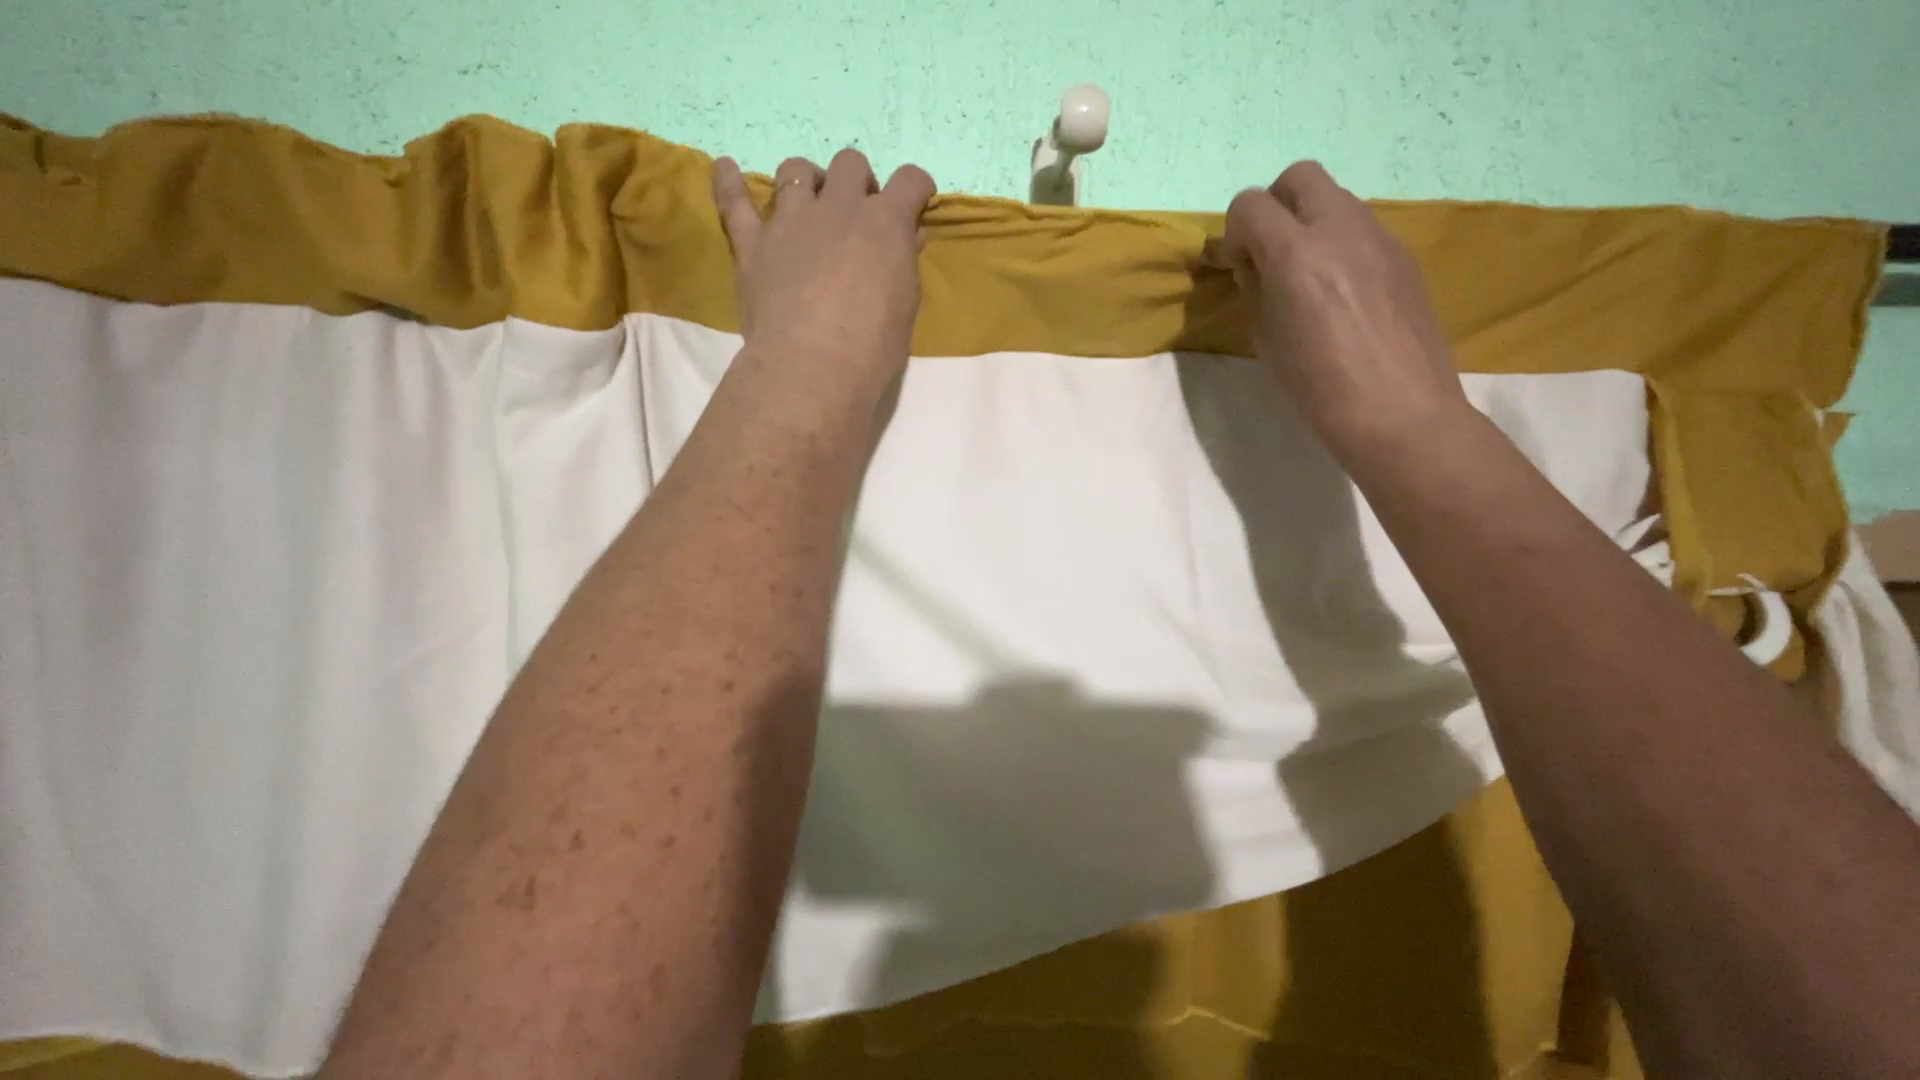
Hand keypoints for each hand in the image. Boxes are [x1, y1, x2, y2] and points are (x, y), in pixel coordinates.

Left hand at [711, 149, 935, 386]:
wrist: (812, 366)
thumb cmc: (873, 346)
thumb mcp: (905, 305)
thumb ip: (904, 262)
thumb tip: (908, 236)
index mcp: (885, 223)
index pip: (909, 180)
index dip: (915, 187)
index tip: (915, 202)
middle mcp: (838, 208)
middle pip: (849, 164)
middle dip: (857, 181)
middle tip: (857, 212)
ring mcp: (791, 221)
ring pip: (795, 170)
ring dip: (805, 179)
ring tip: (807, 202)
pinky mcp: (753, 243)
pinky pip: (734, 203)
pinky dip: (728, 182)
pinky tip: (725, 169)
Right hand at [1216, 161, 1471, 460]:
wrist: (1399, 411)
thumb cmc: (1318, 385)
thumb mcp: (1267, 337)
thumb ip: (1256, 287)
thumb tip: (1254, 262)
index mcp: (1295, 252)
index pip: (1250, 204)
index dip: (1235, 232)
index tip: (1239, 267)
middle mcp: (1339, 228)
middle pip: (1299, 177)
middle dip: (1275, 207)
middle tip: (1271, 254)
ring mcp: (1379, 237)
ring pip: (1335, 199)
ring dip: (1311, 224)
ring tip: (1309, 279)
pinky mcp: (1404, 255)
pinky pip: (1362, 230)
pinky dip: (1342, 246)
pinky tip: (1344, 296)